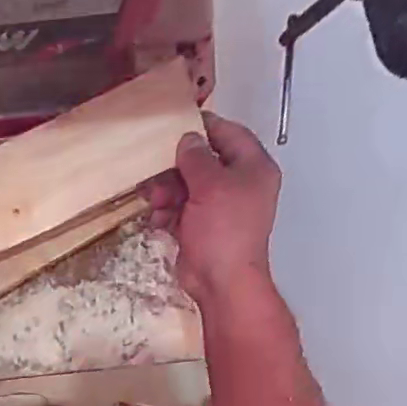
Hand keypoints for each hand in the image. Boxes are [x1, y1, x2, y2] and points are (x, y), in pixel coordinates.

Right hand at [141, 113, 282, 307]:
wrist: (221, 281)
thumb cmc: (224, 230)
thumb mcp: (211, 185)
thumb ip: (197, 158)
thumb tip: (187, 139)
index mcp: (252, 168)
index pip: (229, 134)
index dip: (203, 128)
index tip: (175, 124)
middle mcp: (237, 184)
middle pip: (202, 162)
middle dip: (176, 168)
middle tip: (155, 173)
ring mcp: (218, 208)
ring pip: (186, 187)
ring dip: (167, 192)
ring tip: (154, 202)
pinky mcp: (200, 228)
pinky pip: (179, 210)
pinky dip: (166, 213)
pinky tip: (157, 221)